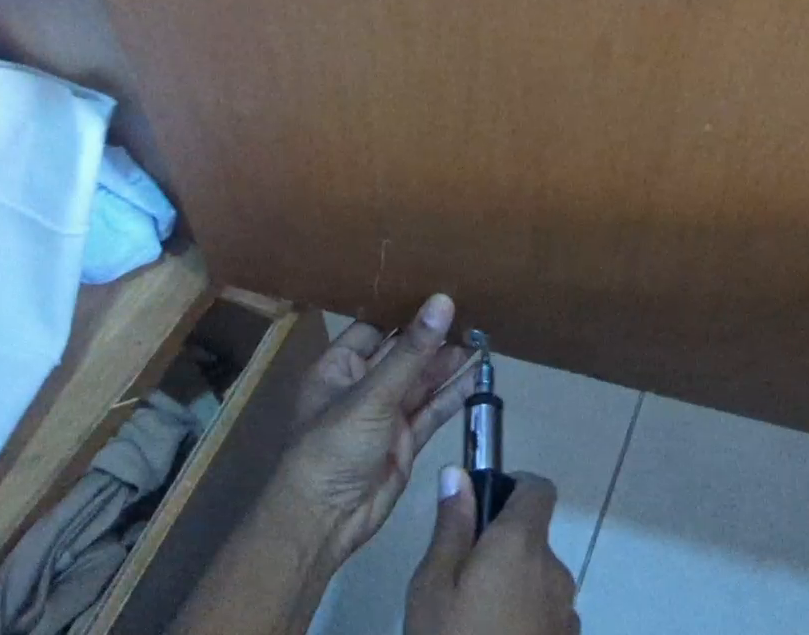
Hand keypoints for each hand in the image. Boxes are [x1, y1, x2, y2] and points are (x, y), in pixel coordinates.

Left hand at [274, 294, 476, 565]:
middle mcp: (362, 385)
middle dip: (435, 335)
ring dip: (450, 362)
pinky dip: (454, 394)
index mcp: (339, 366)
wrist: (324, 522)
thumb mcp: (372, 394)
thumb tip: (443, 300)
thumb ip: (412, 351)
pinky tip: (478, 375)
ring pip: (422, 381)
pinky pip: (432, 409)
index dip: (406, 308)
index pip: (375, 326)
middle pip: (404, 353)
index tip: (441, 285)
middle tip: (475, 310)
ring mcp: (385, 414)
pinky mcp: (405, 440)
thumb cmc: (334, 445)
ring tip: (484, 336)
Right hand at [406, 470, 580, 634]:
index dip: (515, 487)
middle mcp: (554, 570)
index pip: (539, 489)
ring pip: (538, 580)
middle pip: (533, 539)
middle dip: (501, 549)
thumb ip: (451, 526)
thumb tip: (458, 474)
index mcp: (521, 544)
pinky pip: (545, 615)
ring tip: (472, 620)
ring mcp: (566, 613)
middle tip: (460, 581)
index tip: (485, 505)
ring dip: (513, 587)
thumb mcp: (433, 587)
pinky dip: (525, 618)